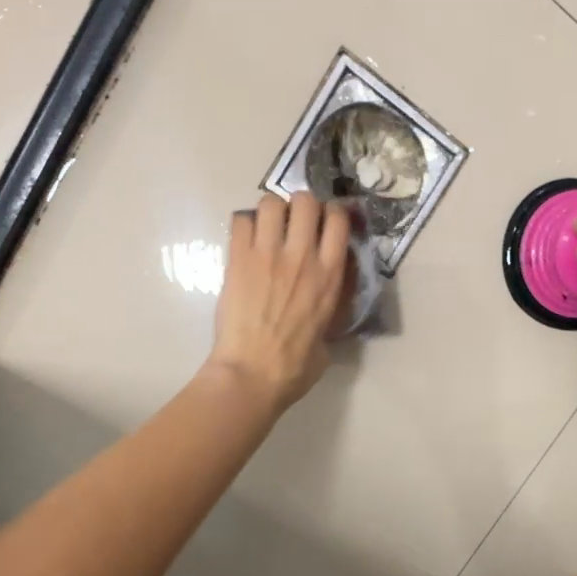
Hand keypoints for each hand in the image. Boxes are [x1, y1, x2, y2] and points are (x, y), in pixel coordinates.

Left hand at [208, 192, 350, 408]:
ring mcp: (267, 255)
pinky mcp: (237, 259)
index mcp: (330, 278)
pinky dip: (245, 225)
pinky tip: (246, 242)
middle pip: (305, 201)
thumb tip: (321, 310)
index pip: (338, 221)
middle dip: (301, 207)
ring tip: (268, 228)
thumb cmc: (294, 368)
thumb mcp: (326, 340)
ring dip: (272, 211)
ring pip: (271, 202)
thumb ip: (327, 314)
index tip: (326, 225)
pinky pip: (241, 220)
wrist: (252, 374)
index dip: (332, 216)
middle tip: (295, 224)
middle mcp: (302, 257)